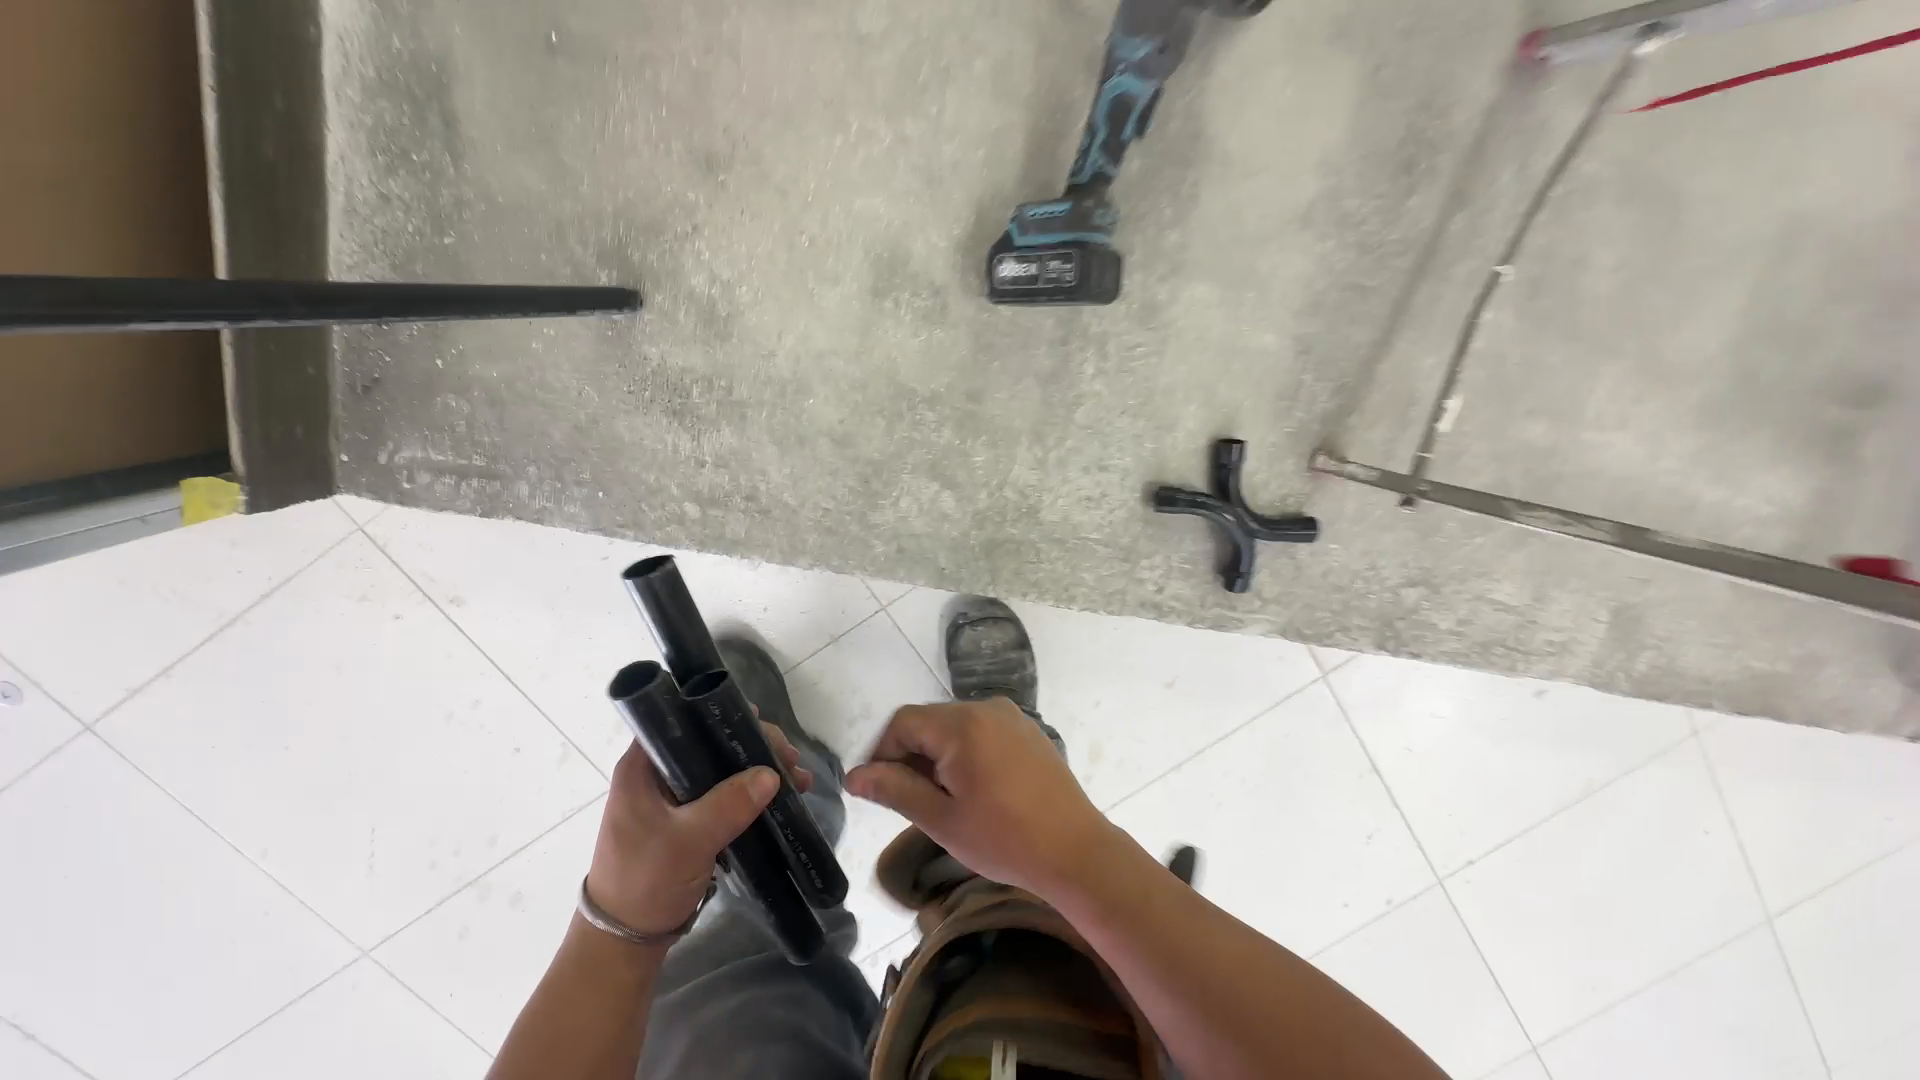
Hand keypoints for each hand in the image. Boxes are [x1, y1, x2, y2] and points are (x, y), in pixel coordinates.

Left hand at [585, 721, 810, 935]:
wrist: (625, 941)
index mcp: (643, 766)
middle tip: (791, 759)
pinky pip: (724, 796)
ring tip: (798, 780)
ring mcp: (673, 799)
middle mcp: (657, 774)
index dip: (723, 716)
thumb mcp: (688, 841)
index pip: (683, 720)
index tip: (761, 726)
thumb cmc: (644, 881)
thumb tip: (772, 774)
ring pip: (722, 770)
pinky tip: (782, 799)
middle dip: (754, 747)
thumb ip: (729, 805)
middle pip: (710, 744)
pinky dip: (752, 795)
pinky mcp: (688, 821)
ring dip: (759, 772)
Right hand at [846, 699, 1116, 898]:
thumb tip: (854, 776)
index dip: (882, 753)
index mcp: (963, 724)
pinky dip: (967, 754)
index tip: (879, 791)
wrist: (1076, 852)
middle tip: (910, 802)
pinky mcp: (1029, 734)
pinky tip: (974, 792)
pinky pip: (983, 733)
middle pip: (930, 721)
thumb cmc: (1004, 839)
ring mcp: (1013, 719)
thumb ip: (895, 790)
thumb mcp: (941, 819)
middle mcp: (988, 708)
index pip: (903, 722)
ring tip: (941, 801)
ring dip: (938, 757)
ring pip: (956, 727)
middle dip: (911, 756)